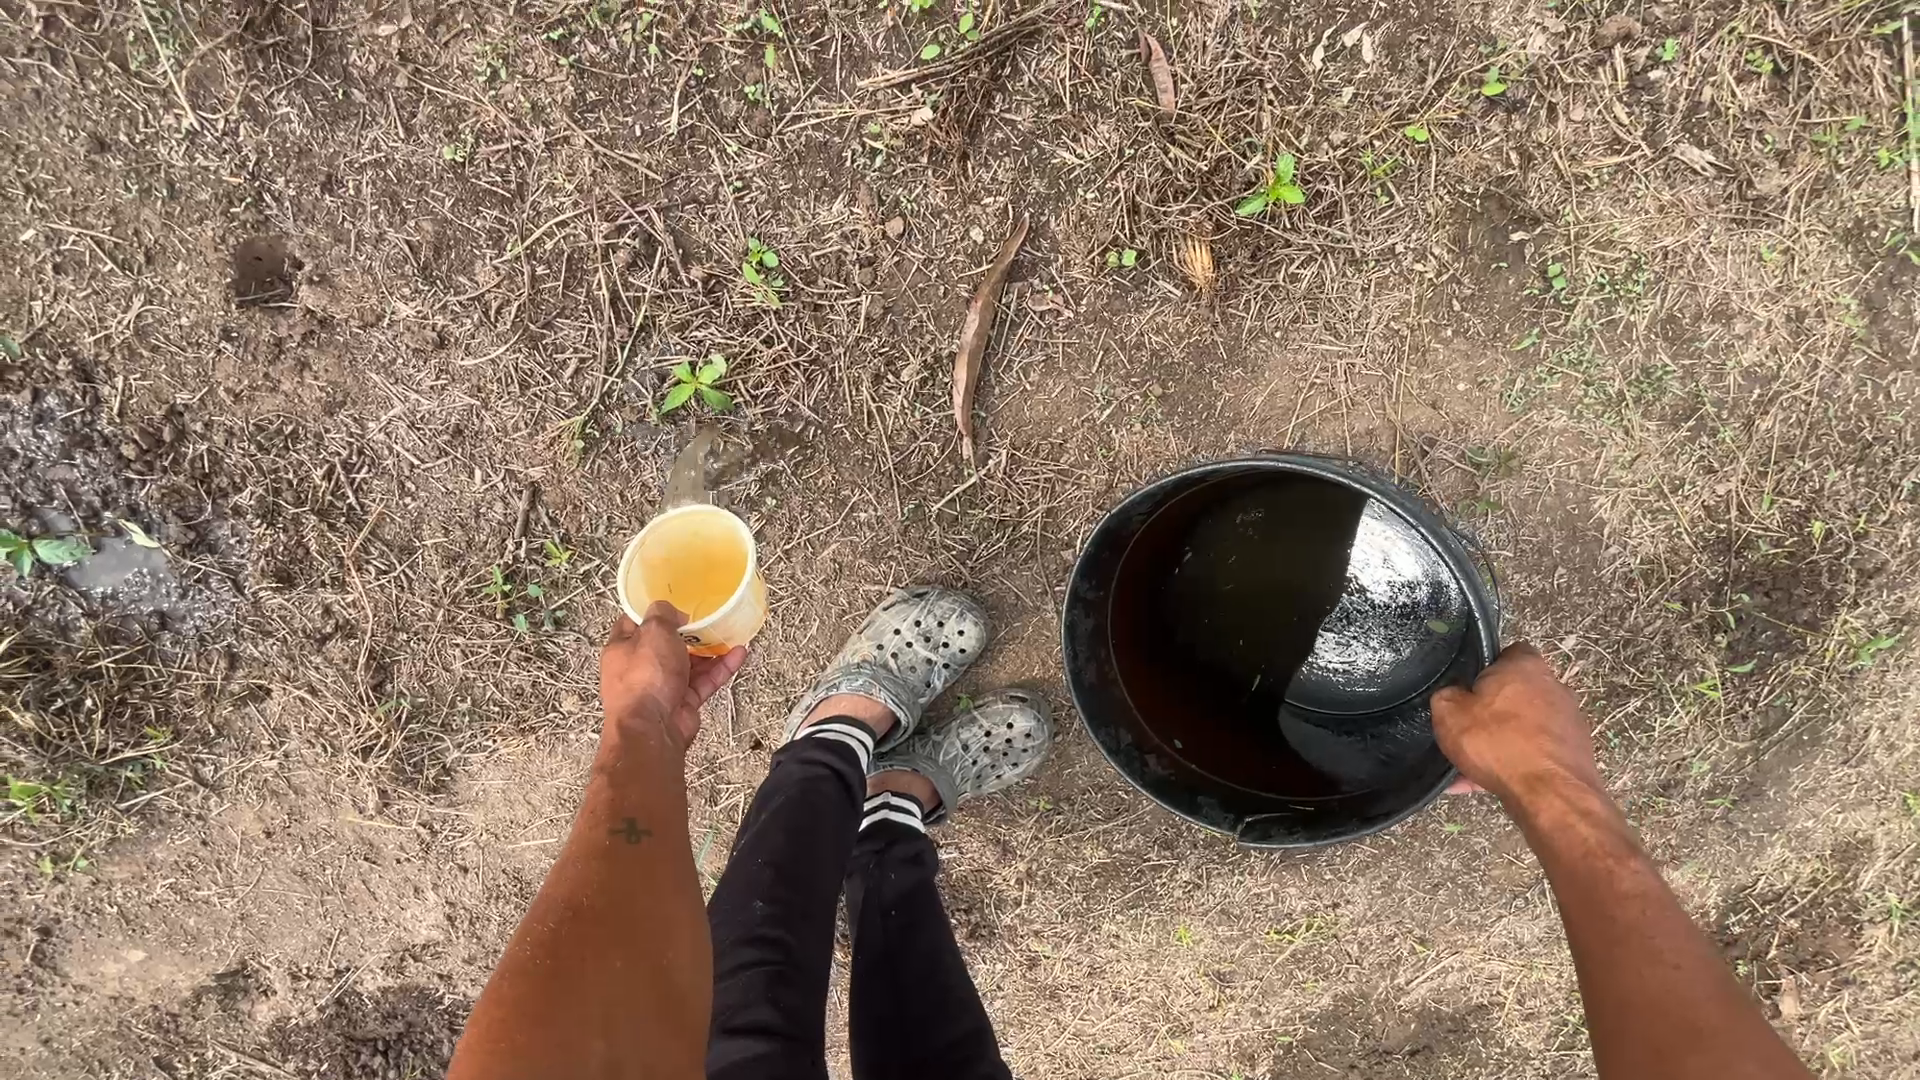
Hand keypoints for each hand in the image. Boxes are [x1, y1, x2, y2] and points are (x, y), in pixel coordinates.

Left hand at [599, 602, 746, 754]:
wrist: (652, 728)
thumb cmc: (643, 682)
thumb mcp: (653, 632)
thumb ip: (662, 615)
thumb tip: (669, 610)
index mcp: (623, 649)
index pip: (636, 624)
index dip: (654, 613)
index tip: (673, 604)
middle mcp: (639, 669)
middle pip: (666, 645)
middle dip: (688, 634)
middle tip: (707, 621)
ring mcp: (661, 687)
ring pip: (689, 664)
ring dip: (710, 651)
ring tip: (729, 636)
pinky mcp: (682, 702)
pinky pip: (704, 681)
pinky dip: (721, 669)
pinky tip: (736, 656)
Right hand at [1430, 643, 1603, 807]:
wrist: (1549, 795)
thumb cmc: (1497, 742)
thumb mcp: (1447, 710)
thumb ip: (1447, 694)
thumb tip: (1455, 696)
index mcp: (1526, 668)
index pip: (1510, 651)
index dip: (1486, 665)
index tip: (1468, 684)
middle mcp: (1555, 689)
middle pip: (1515, 691)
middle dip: (1491, 708)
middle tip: (1466, 725)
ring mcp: (1569, 723)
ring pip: (1522, 725)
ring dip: (1500, 739)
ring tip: (1470, 764)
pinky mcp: (1574, 754)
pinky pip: (1532, 752)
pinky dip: (1512, 763)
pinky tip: (1483, 782)